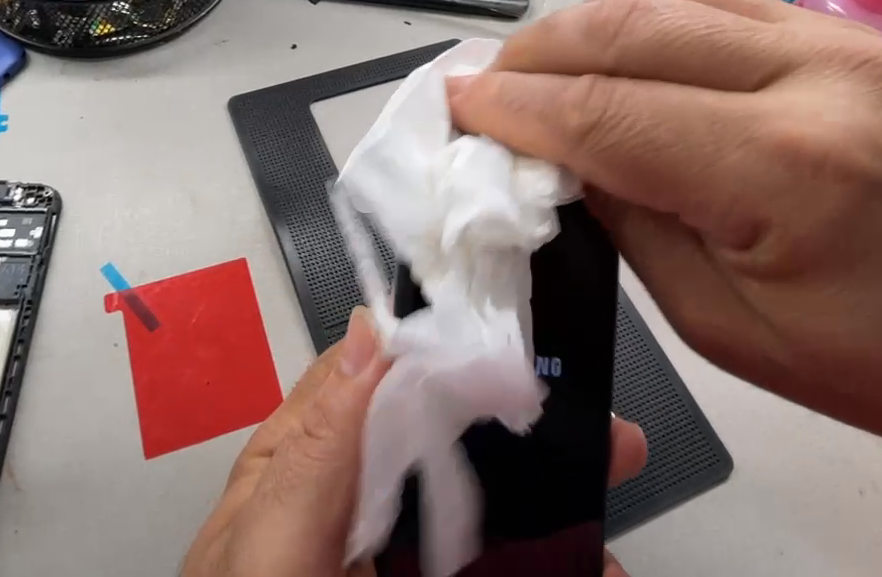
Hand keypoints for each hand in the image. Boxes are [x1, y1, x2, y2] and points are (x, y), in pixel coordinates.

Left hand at [182, 308, 650, 576]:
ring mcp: (395, 556)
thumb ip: (320, 444)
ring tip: (609, 532)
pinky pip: (493, 571)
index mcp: (309, 460)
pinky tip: (593, 572)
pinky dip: (545, 569)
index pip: (382, 379)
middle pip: (449, 445)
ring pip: (481, 515)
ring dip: (551, 516)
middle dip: (527, 438)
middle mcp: (357, 500)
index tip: (522, 357)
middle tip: (609, 443)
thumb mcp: (271, 539)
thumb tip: (370, 329)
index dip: (450, 358)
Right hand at [447, 0, 881, 461]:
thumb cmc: (878, 363)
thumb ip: (621, 217)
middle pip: (625, 30)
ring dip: (578, 28)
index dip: (514, 108)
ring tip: (536, 71)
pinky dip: (637, 17)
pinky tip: (610, 53)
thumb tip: (547, 154)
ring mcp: (838, 38)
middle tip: (482, 87)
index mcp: (789, 168)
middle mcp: (817, 74)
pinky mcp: (843, 31)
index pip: (605, 112)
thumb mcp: (715, 320)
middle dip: (532, 54)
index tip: (456, 107)